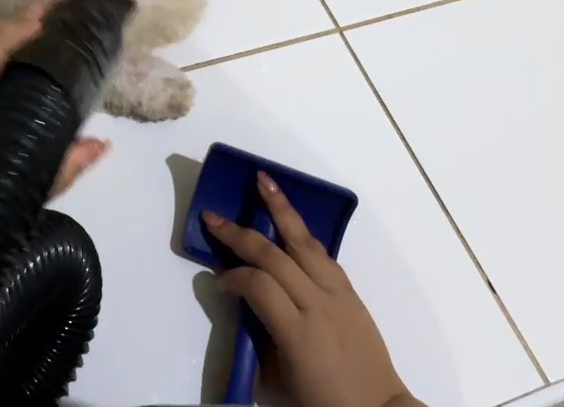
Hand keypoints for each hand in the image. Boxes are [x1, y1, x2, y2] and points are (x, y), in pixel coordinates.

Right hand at [203, 172, 411, 406]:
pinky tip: (288, 221)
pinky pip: (322, 254)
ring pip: (303, 241)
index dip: (233, 278)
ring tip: (263, 179)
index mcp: (297, 332)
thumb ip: (259, 339)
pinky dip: (301, 233)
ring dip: (280, 207)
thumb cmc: (323, 405)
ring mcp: (338, 294)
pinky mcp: (351, 293)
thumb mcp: (279, 384)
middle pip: (274, 255)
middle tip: (213, 216)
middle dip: (239, 233)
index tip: (220, 283)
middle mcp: (318, 304)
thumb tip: (244, 305)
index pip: (257, 285)